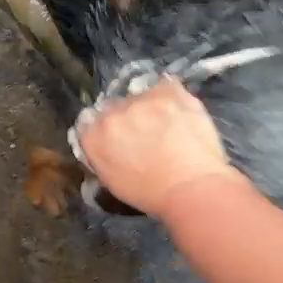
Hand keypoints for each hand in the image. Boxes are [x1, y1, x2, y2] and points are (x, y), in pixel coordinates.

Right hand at [72, 78, 245, 215]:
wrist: (191, 189)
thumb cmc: (151, 195)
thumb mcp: (112, 181)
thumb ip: (103, 155)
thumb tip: (109, 143)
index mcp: (92, 137)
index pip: (93, 123)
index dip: (110, 131)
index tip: (124, 140)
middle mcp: (111, 113)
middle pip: (117, 107)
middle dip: (130, 119)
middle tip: (149, 136)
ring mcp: (140, 100)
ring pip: (142, 96)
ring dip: (152, 108)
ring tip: (170, 128)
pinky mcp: (168, 92)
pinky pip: (167, 87)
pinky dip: (173, 99)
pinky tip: (181, 115)